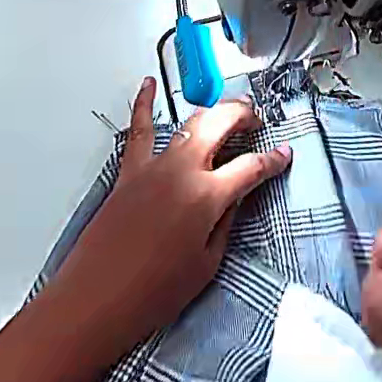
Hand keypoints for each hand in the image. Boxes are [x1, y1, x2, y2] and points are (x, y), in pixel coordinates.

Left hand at [49, 78, 293, 358]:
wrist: (97, 296)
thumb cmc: (154, 292)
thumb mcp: (206, 264)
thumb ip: (225, 223)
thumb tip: (234, 197)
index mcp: (207, 196)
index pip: (251, 168)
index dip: (273, 160)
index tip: (284, 155)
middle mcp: (182, 170)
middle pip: (220, 124)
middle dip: (243, 115)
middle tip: (256, 120)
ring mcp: (154, 165)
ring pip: (188, 123)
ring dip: (211, 112)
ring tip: (227, 110)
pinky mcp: (130, 169)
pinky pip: (138, 129)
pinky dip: (143, 103)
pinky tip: (147, 85)